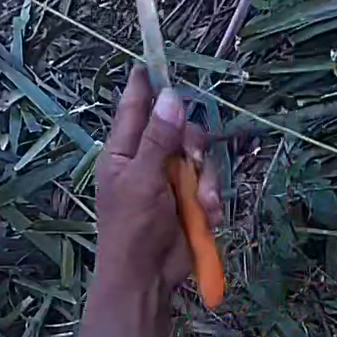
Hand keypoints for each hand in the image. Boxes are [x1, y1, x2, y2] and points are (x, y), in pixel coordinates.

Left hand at [94, 65, 221, 294]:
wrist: (147, 278)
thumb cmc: (132, 229)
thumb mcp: (142, 180)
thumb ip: (157, 139)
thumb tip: (170, 96)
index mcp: (124, 151)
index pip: (135, 106)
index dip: (147, 84)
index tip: (158, 58)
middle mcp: (149, 159)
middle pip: (180, 129)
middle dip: (193, 146)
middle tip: (194, 162)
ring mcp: (171, 180)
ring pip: (201, 158)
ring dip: (207, 181)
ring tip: (203, 205)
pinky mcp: (191, 200)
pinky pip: (210, 184)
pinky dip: (212, 200)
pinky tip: (206, 216)